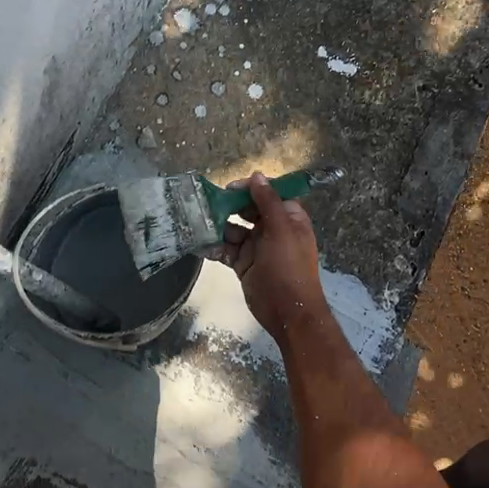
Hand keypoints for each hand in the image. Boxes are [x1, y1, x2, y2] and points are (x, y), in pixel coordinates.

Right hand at [214, 172, 330, 349]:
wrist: (288, 312)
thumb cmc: (289, 266)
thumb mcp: (280, 229)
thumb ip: (267, 201)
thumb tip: (257, 175)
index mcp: (288, 217)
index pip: (269, 193)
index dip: (252, 188)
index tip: (232, 188)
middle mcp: (272, 228)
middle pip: (248, 209)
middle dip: (229, 205)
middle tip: (210, 203)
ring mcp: (256, 246)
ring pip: (233, 228)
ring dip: (218, 225)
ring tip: (200, 222)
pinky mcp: (243, 263)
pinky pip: (226, 249)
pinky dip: (214, 246)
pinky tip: (201, 244)